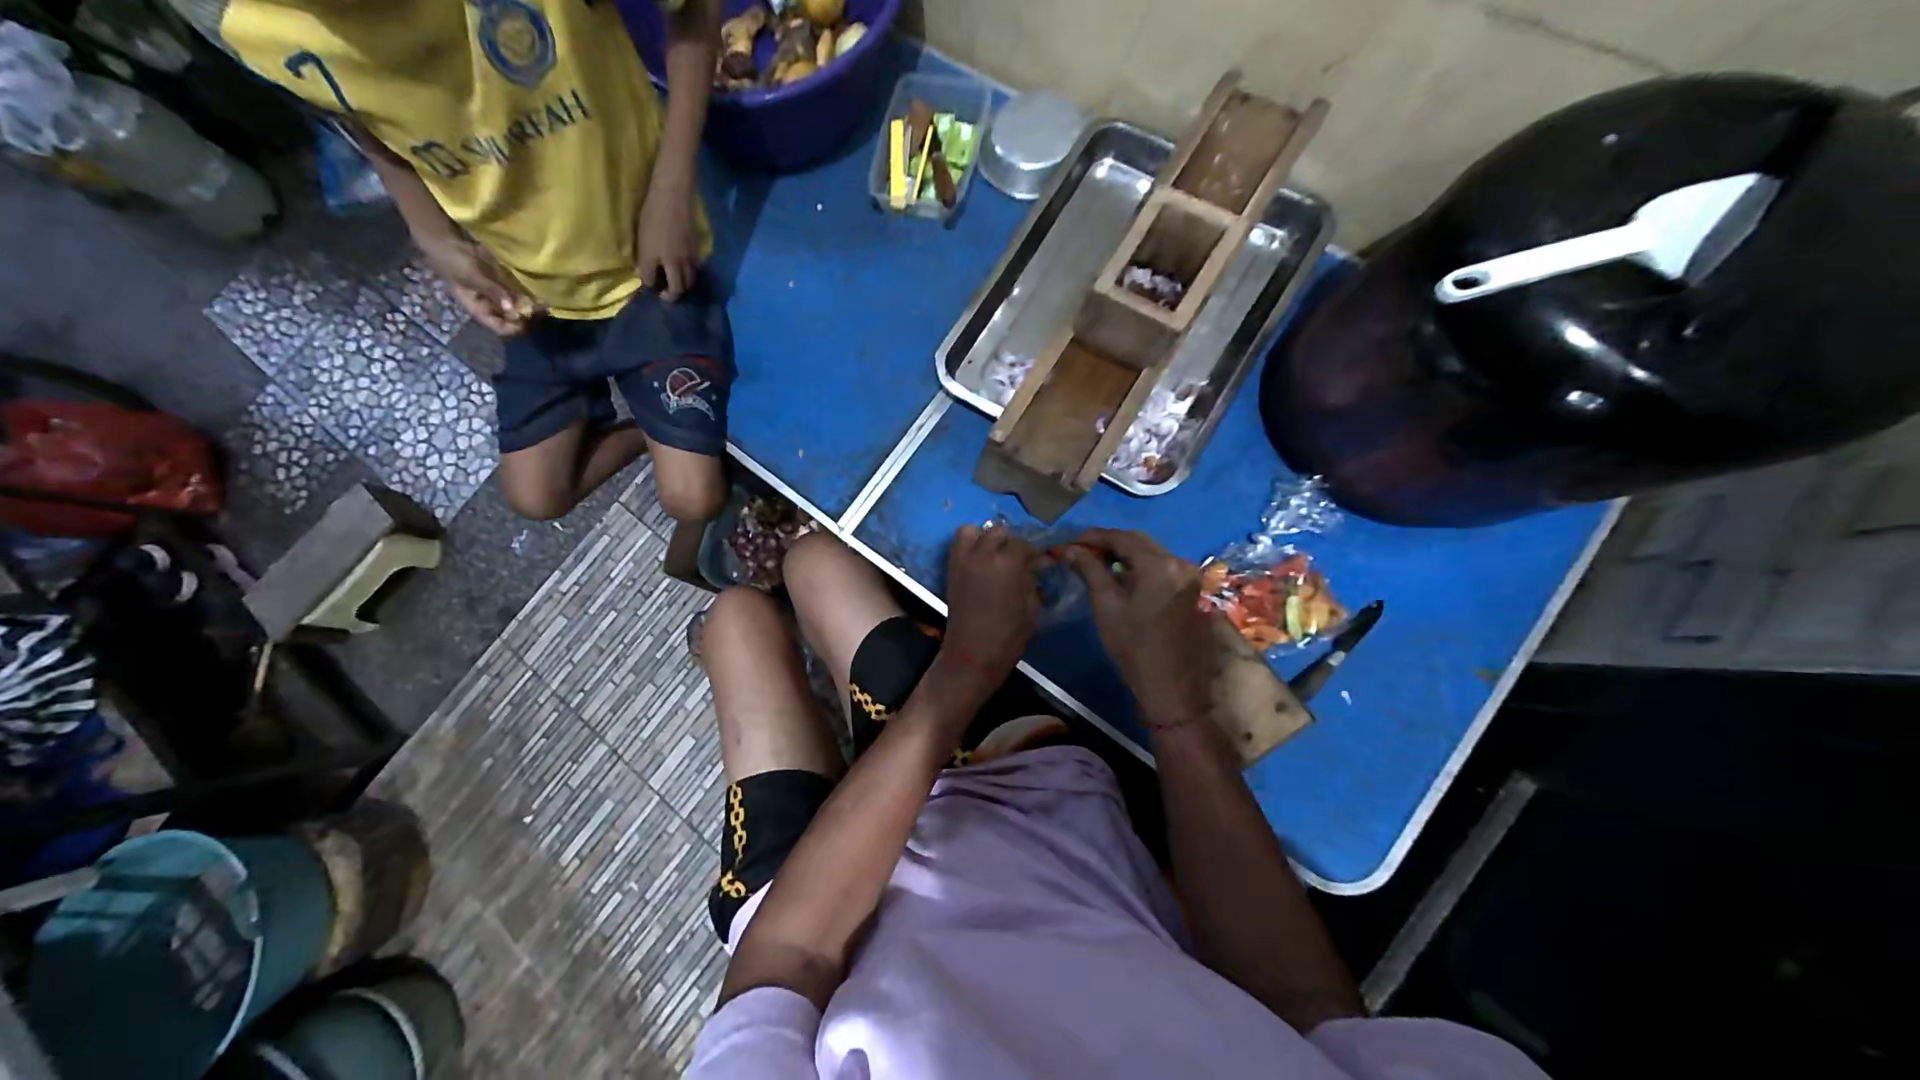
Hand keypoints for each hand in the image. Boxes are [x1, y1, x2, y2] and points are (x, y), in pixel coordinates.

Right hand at [419, 234, 536, 335]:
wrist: (446, 239)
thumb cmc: (453, 260)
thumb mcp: (471, 276)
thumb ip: (492, 290)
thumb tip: (511, 307)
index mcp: (478, 309)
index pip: (499, 327)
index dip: (514, 328)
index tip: (527, 321)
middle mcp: (490, 306)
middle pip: (513, 319)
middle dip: (528, 317)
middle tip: (542, 311)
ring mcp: (498, 295)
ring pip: (520, 307)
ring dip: (533, 307)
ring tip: (546, 303)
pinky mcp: (504, 284)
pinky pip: (520, 294)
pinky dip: (530, 295)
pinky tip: (542, 293)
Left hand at [635, 171, 698, 301]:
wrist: (674, 197)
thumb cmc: (653, 214)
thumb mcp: (642, 238)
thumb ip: (644, 259)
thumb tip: (644, 274)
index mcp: (662, 261)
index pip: (655, 283)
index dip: (651, 287)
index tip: (648, 286)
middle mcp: (678, 264)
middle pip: (679, 288)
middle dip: (672, 295)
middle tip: (665, 294)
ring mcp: (690, 258)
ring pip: (690, 281)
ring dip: (684, 286)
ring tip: (676, 283)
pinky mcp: (697, 250)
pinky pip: (695, 270)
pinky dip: (691, 275)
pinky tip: (685, 270)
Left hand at [936, 524, 1043, 702]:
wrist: (972, 654)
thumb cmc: (1009, 636)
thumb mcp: (1032, 607)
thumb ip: (1033, 579)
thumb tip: (1038, 565)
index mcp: (1009, 562)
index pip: (1024, 543)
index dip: (1033, 552)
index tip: (1039, 561)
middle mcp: (983, 553)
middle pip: (998, 531)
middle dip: (1010, 541)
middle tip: (1018, 558)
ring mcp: (963, 559)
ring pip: (973, 531)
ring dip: (986, 538)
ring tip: (995, 554)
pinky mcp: (951, 568)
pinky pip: (959, 544)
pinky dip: (970, 544)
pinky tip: (981, 561)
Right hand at [1061, 528, 1217, 726]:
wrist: (1172, 689)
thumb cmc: (1134, 648)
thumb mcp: (1106, 606)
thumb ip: (1090, 570)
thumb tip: (1069, 549)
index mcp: (1160, 565)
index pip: (1122, 537)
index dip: (1093, 536)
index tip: (1070, 541)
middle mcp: (1180, 563)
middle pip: (1140, 541)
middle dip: (1109, 542)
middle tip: (1080, 549)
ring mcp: (1190, 577)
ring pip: (1152, 553)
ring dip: (1125, 552)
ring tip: (1096, 560)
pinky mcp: (1192, 591)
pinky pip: (1162, 567)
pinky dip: (1140, 565)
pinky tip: (1121, 575)